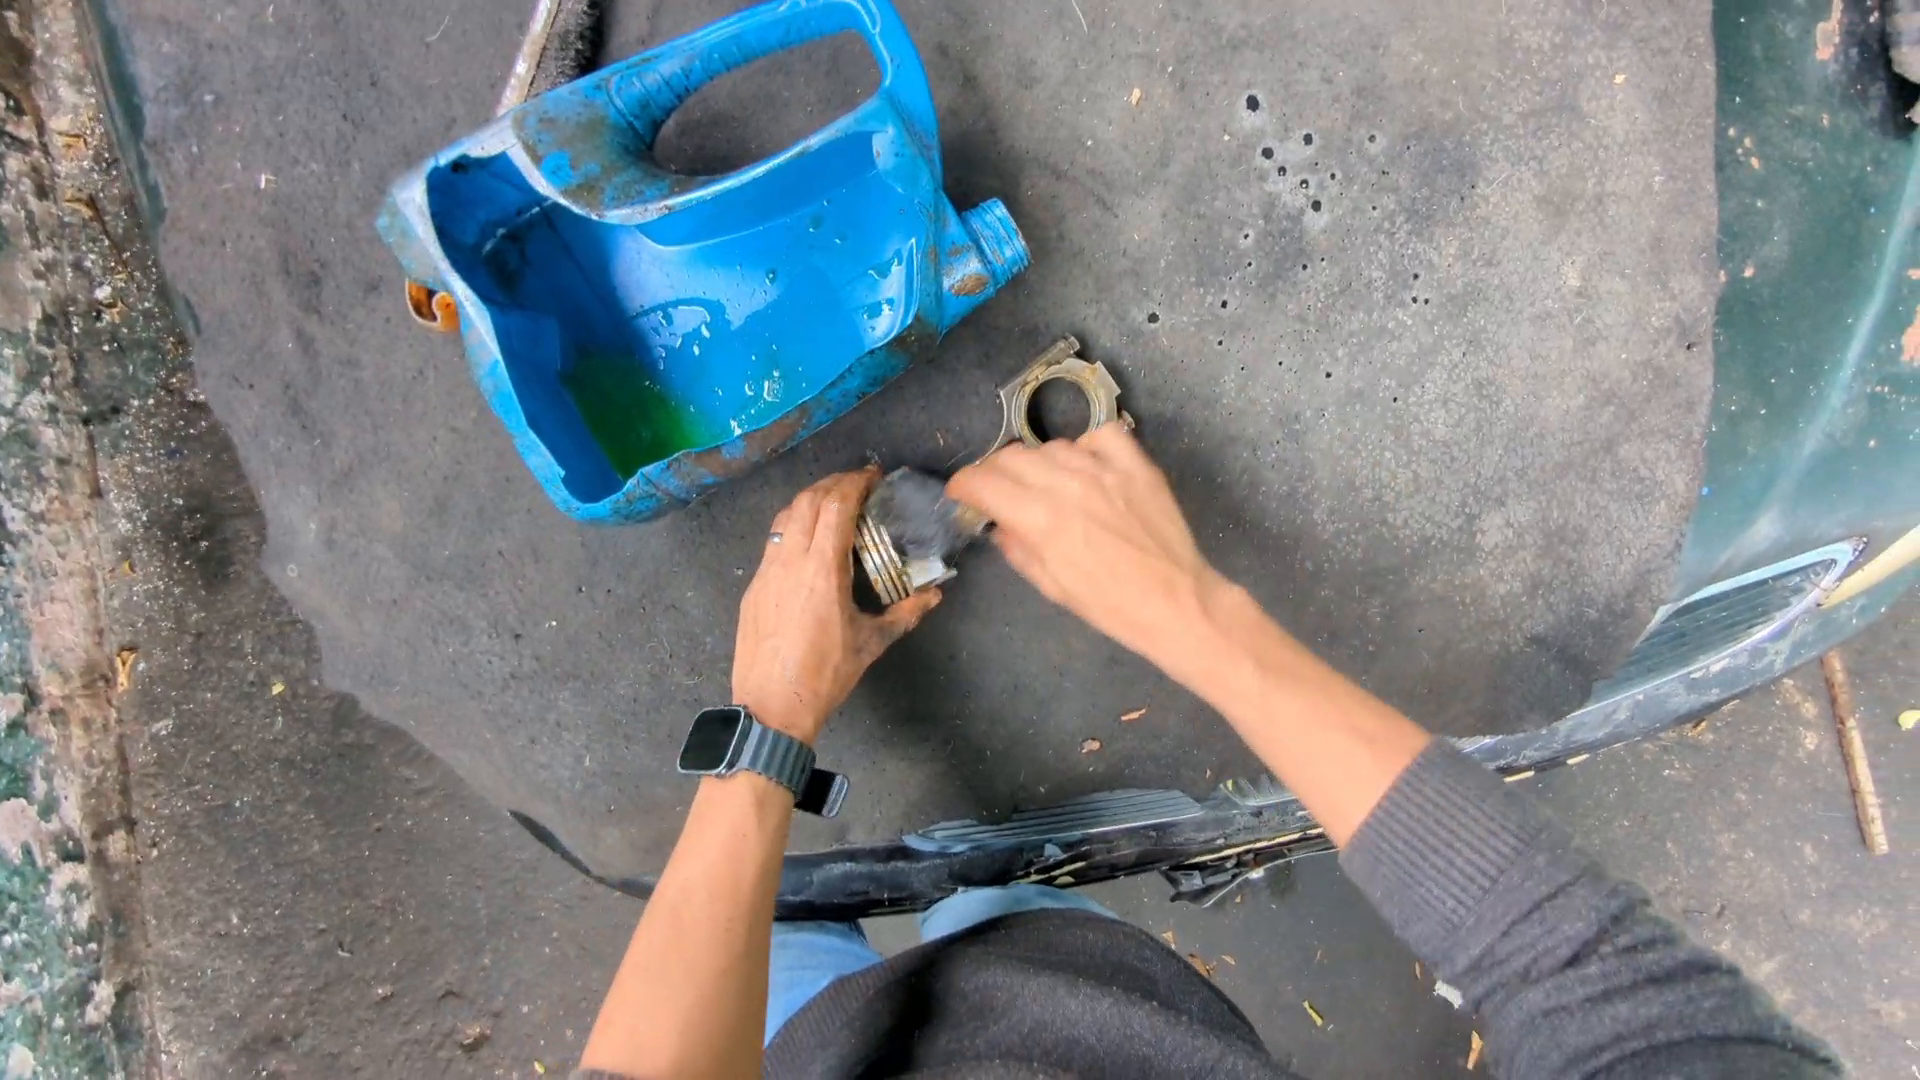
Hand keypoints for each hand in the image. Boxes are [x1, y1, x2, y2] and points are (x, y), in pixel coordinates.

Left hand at [732, 467, 942, 742]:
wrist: (771, 707)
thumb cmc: (826, 675)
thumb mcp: (871, 643)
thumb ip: (906, 613)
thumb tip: (936, 594)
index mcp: (822, 571)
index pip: (835, 507)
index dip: (854, 482)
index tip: (872, 475)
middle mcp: (790, 561)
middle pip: (807, 501)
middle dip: (832, 483)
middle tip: (856, 483)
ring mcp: (766, 572)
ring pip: (785, 517)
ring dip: (810, 500)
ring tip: (833, 503)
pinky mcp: (753, 587)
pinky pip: (773, 541)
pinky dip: (794, 526)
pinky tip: (808, 540)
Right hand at [946, 426, 1223, 664]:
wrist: (1175, 602)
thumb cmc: (1109, 606)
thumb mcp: (1050, 586)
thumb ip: (1017, 548)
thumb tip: (998, 523)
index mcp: (1041, 520)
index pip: (984, 481)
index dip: (963, 484)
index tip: (960, 492)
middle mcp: (1068, 484)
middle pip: (1012, 456)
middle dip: (994, 472)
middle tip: (997, 490)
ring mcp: (1106, 470)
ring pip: (1052, 446)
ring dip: (1038, 463)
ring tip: (1045, 483)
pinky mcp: (1138, 464)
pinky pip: (1101, 436)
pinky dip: (1085, 447)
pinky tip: (1087, 467)